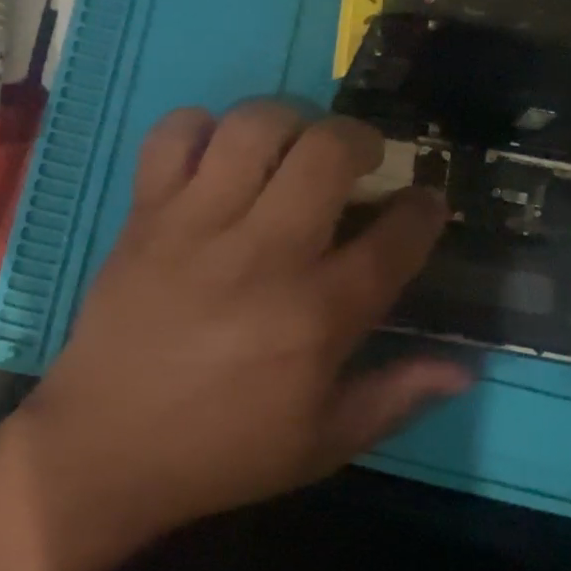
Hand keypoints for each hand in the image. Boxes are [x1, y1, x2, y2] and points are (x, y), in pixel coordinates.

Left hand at [17, 101, 471, 537]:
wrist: (105, 447)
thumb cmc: (221, 451)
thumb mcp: (322, 444)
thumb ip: (397, 397)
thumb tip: (465, 365)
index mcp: (318, 315)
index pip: (395, 237)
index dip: (423, 209)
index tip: (424, 201)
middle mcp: (265, 253)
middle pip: (328, 152)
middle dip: (360, 139)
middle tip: (359, 158)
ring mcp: (198, 224)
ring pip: (254, 126)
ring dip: (288, 119)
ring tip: (293, 142)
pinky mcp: (146, 214)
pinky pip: (173, 136)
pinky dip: (199, 127)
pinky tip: (215, 152)